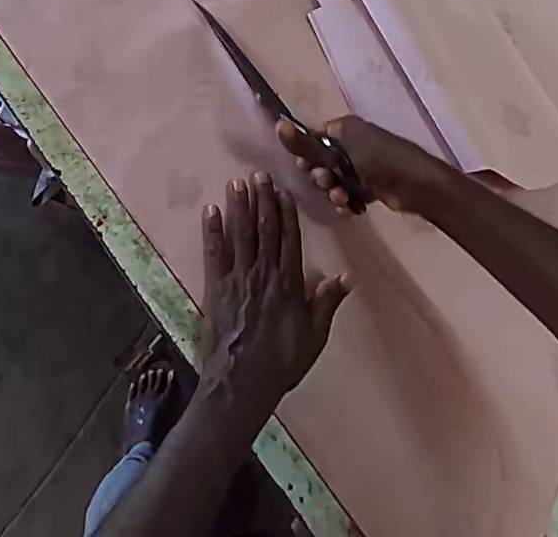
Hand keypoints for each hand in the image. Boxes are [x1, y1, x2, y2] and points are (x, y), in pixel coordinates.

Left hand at [198, 173, 351, 417]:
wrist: (242, 383)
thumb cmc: (282, 361)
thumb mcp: (314, 336)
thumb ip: (326, 303)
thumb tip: (347, 277)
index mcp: (289, 284)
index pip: (290, 240)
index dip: (286, 213)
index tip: (283, 191)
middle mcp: (264, 273)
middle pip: (265, 229)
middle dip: (262, 200)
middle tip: (259, 174)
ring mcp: (238, 277)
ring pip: (241, 234)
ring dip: (239, 206)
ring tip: (238, 182)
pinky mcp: (216, 285)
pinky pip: (214, 252)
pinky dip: (212, 230)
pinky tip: (210, 209)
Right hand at [277, 116, 452, 214]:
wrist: (419, 186)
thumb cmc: (380, 161)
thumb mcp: (340, 152)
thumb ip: (307, 145)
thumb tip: (278, 126)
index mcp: (343, 129)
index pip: (313, 138)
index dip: (307, 154)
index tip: (305, 168)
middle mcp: (352, 144)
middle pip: (322, 161)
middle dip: (321, 176)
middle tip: (327, 182)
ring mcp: (362, 165)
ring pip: (335, 180)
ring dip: (334, 191)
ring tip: (342, 198)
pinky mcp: (371, 185)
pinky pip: (349, 192)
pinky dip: (347, 200)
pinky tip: (349, 208)